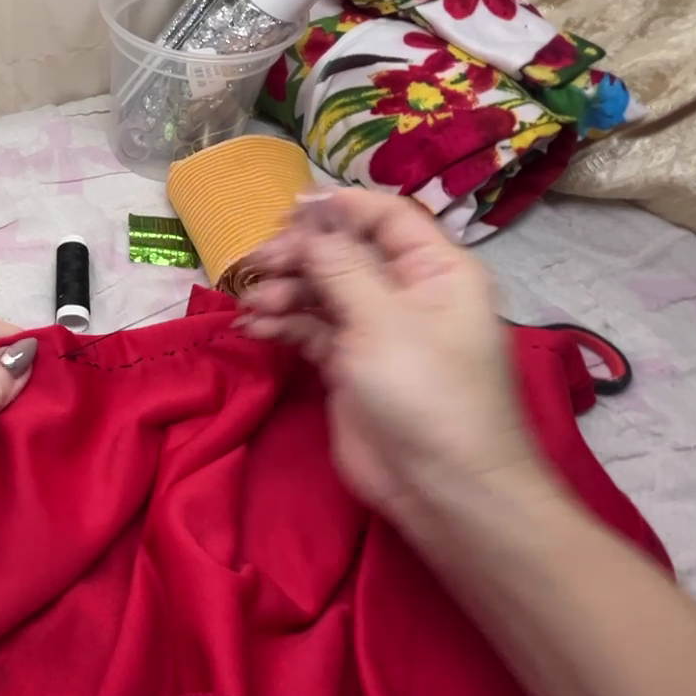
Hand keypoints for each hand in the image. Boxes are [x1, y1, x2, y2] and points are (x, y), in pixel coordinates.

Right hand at [236, 189, 552, 524]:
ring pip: (318, 289)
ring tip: (254, 306)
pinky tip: (255, 328)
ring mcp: (373, 329)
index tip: (288, 208)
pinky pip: (307, 326)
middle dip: (297, 254)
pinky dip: (280, 323)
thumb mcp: (382, 319)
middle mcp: (404, 293)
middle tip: (258, 263)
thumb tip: (308, 217)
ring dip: (282, 291)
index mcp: (434, 272)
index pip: (385, 217)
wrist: (442, 489)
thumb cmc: (426, 392)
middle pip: (341, 253)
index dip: (338, 207)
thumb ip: (339, 264)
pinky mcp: (346, 362)